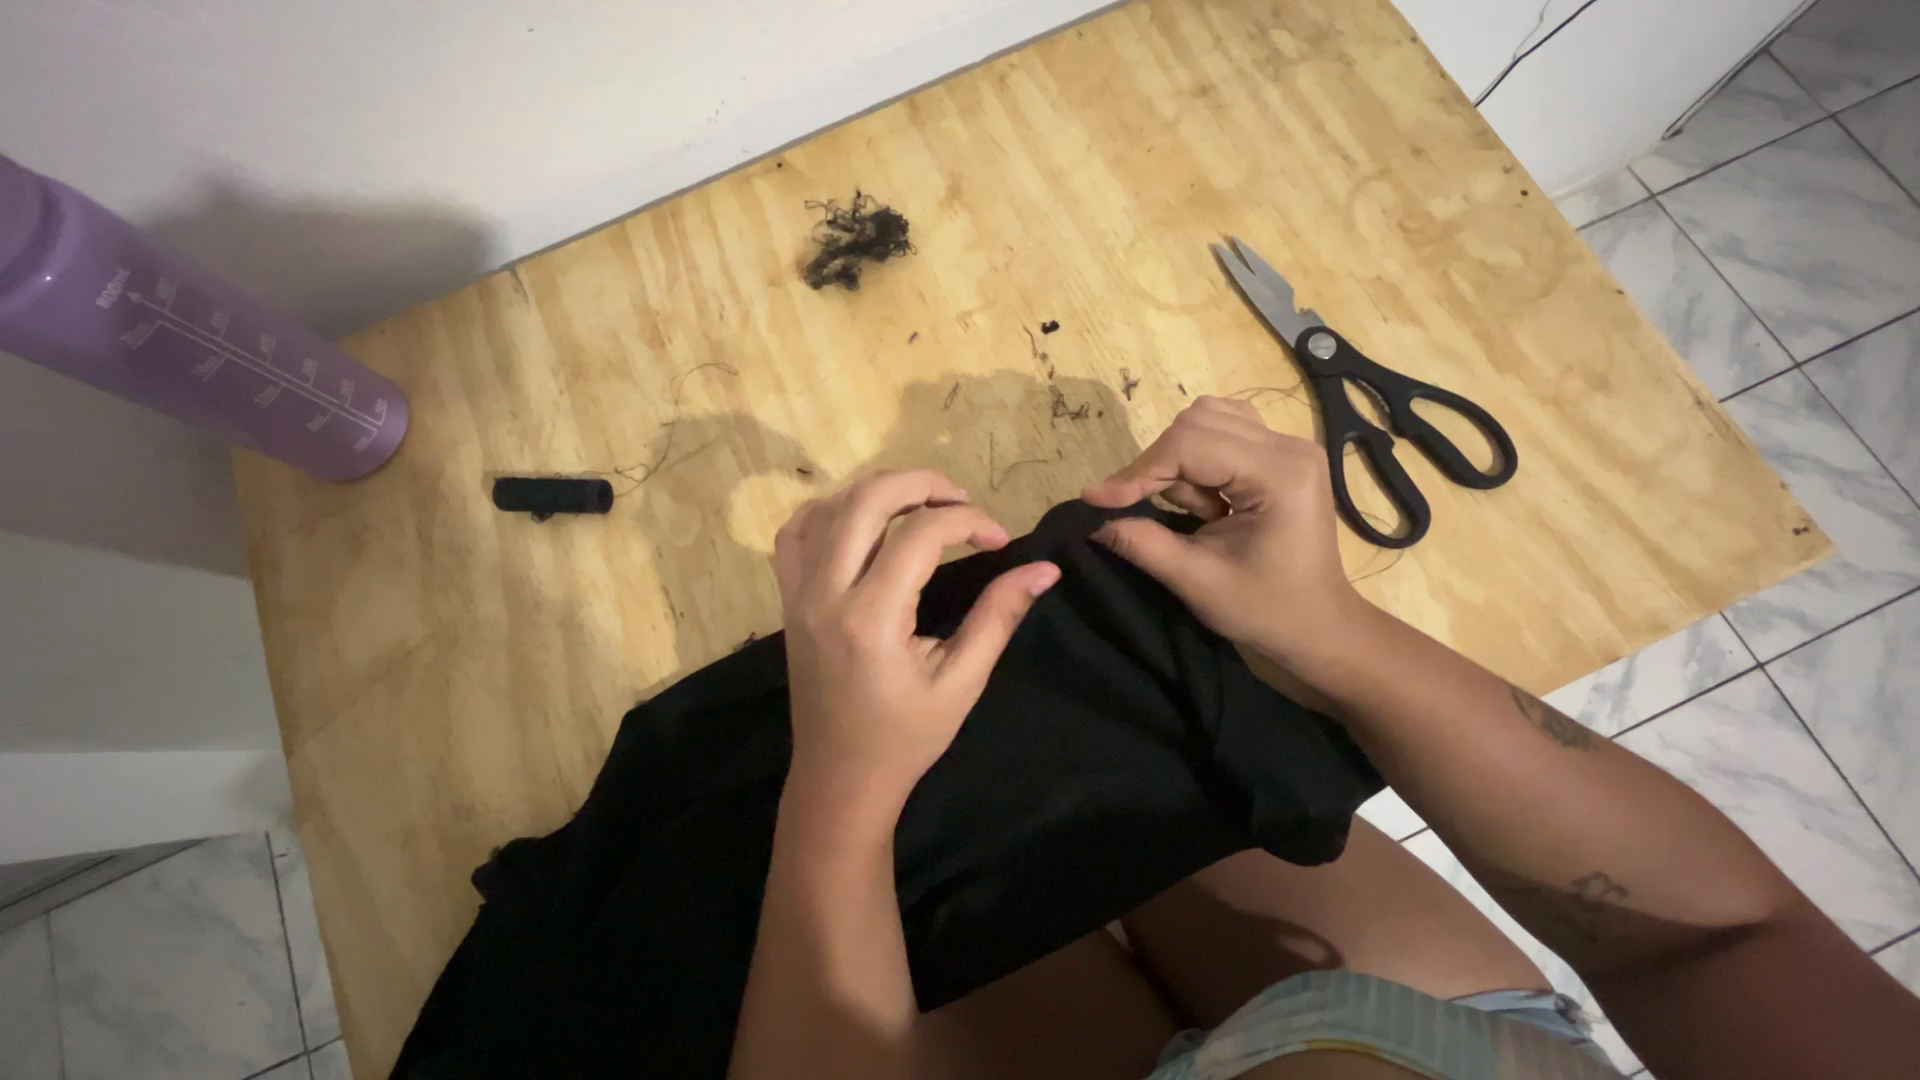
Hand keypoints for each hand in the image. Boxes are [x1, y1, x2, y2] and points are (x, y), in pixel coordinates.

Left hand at [773, 470, 1060, 820]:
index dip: (969, 522)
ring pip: (828, 507)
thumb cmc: (906, 736)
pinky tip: (862, 523)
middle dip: (921, 484)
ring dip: (877, 492)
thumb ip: (999, 617)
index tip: (1000, 540)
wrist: (840, 778)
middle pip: (867, 500)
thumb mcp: (962, 681)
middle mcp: (826, 593)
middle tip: (961, 500)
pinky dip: (830, 511)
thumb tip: (1044, 570)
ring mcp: (798, 593)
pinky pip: (795, 534)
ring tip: (918, 506)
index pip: (921, 534)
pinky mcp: (788, 600)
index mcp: (872, 616)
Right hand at [1081, 396, 1365, 664]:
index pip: (1190, 444)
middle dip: (1160, 467)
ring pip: (1206, 418)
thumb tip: (1094, 519)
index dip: (1138, 470)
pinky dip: (1197, 455)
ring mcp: (1289, 444)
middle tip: (1159, 515)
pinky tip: (1205, 493)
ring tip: (1196, 510)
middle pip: (1196, 423)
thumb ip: (1143, 544)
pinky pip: (1223, 428)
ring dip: (1180, 460)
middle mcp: (1290, 446)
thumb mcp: (1196, 582)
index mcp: (1279, 475)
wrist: (1317, 623)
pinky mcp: (1281, 451)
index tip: (1098, 500)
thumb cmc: (1264, 609)